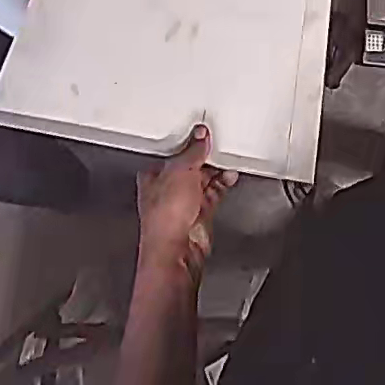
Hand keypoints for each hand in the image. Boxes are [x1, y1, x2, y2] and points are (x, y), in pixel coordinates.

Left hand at [136, 125, 237, 276]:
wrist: (177, 251)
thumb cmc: (165, 217)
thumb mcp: (180, 169)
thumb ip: (194, 150)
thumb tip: (200, 135)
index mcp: (154, 176)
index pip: (173, 152)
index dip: (187, 142)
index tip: (202, 132)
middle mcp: (168, 190)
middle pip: (190, 164)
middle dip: (205, 156)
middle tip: (217, 144)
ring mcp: (185, 203)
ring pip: (204, 178)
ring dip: (217, 169)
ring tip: (228, 159)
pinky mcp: (201, 213)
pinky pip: (215, 191)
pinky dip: (224, 182)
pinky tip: (230, 175)